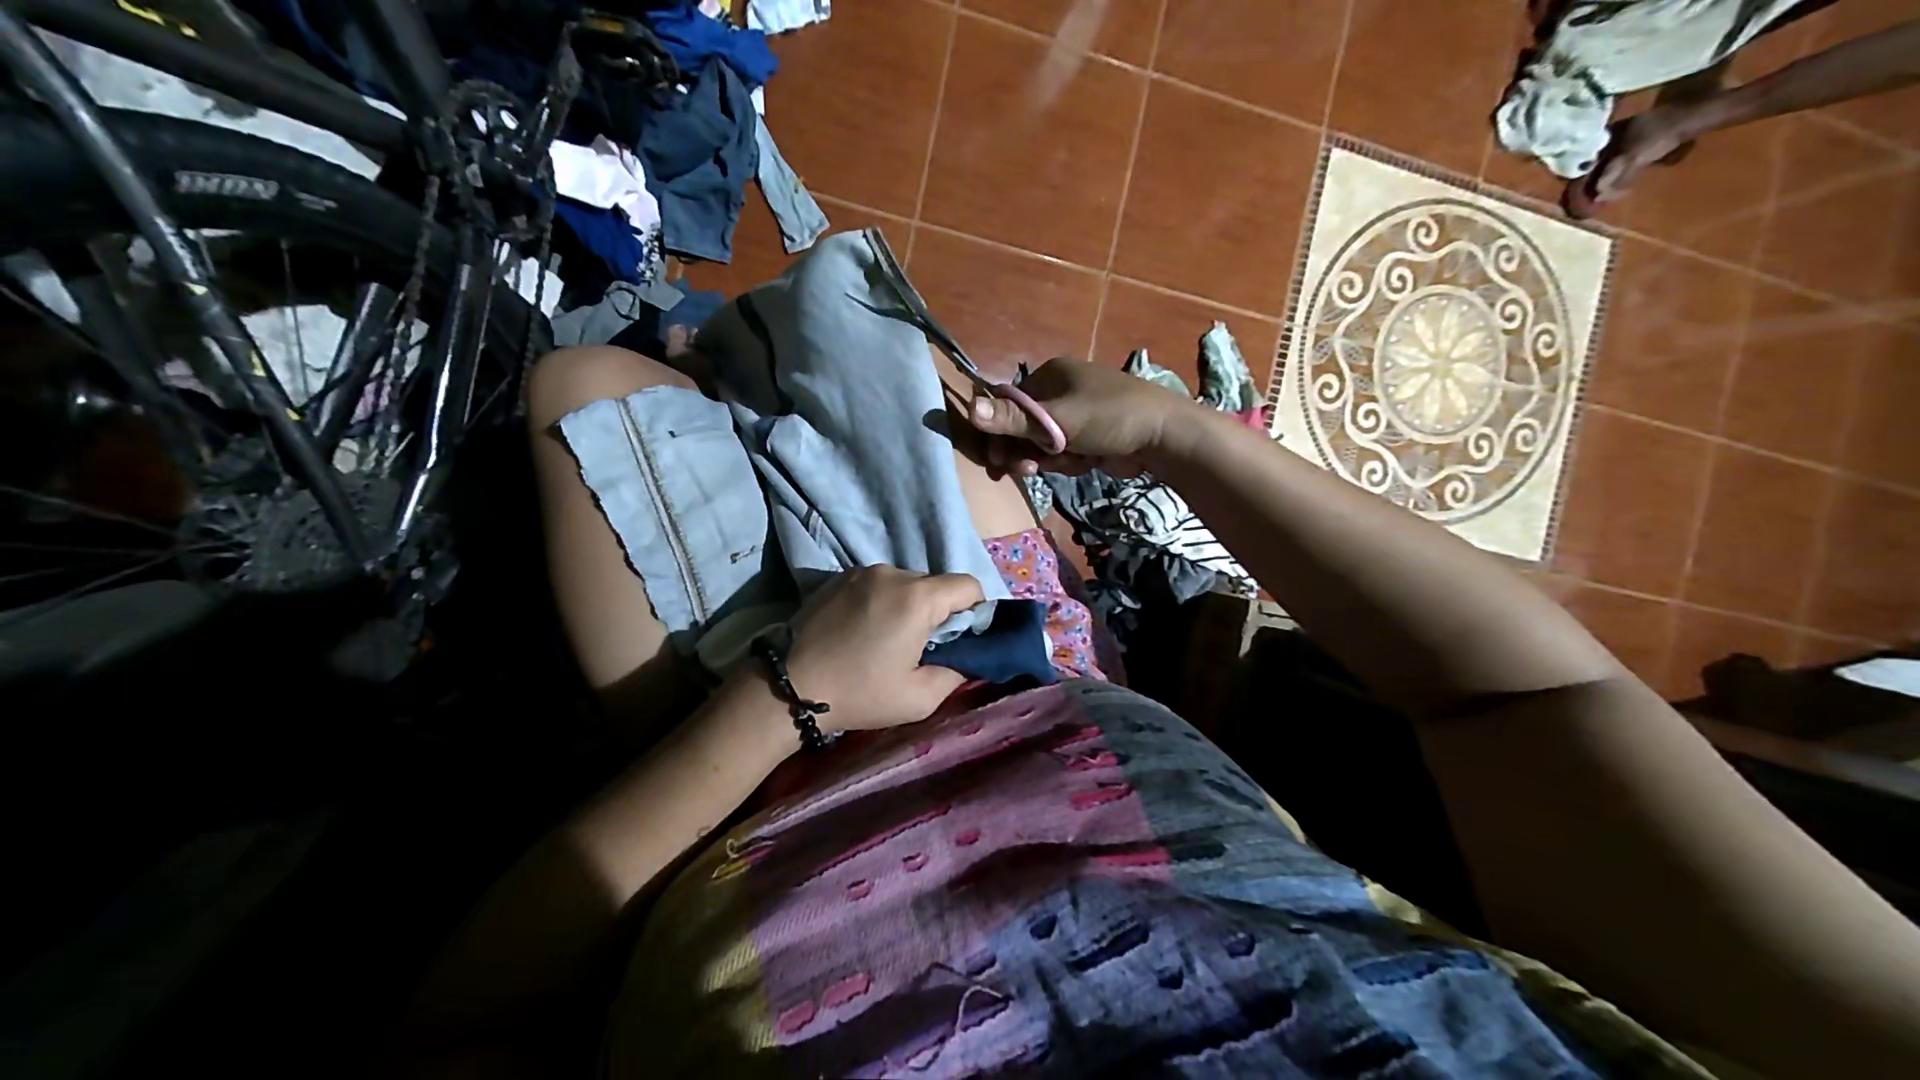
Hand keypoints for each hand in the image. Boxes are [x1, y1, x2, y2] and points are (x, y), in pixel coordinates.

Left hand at [783, 565, 985, 732]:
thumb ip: (954, 675)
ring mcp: (861, 572)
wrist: (788, 686)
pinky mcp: (837, 578)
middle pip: (935, 584)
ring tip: (887, 640)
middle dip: (939, 611)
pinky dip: (881, 602)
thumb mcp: (918, 699)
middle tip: (923, 646)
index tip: (962, 639)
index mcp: (917, 597)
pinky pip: (876, 584)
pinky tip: (863, 631)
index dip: (975, 611)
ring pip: (905, 583)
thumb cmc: (859, 693)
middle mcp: (892, 573)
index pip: (968, 585)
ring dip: (907, 606)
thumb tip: (964, 660)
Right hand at [966, 357, 1196, 477]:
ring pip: (1042, 443)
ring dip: (1047, 459)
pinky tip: (1083, 463)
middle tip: (1026, 471)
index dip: (999, 432)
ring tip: (1062, 466)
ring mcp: (1076, 413)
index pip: (1008, 404)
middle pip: (1023, 426)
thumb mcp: (1058, 419)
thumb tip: (969, 409)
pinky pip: (1063, 452)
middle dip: (1024, 451)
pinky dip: (1068, 462)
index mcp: (1049, 374)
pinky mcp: (1088, 435)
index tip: (997, 460)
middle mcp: (1060, 390)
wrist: (1165, 436)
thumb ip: (1013, 419)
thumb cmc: (1110, 416)